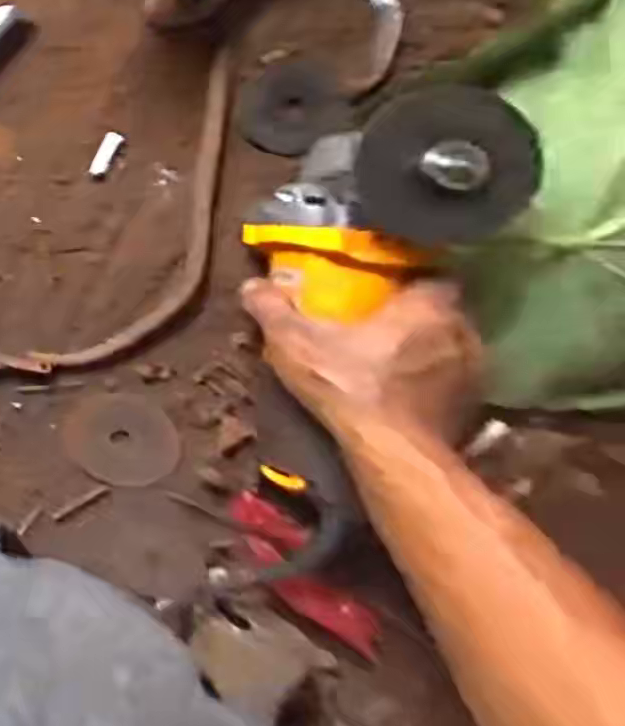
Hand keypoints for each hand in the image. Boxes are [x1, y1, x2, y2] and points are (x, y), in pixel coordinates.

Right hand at [240, 278, 483, 449]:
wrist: (390, 446)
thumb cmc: (343, 381)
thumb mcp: (289, 339)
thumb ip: (270, 307)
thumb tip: (252, 283)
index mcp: (423, 310)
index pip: (432, 279)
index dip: (407, 279)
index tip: (381, 284)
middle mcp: (460, 333)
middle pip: (440, 312)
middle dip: (410, 314)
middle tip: (373, 318)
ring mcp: (473, 370)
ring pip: (447, 344)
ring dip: (422, 345)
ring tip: (385, 352)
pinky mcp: (472, 402)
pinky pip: (449, 375)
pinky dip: (427, 374)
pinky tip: (398, 383)